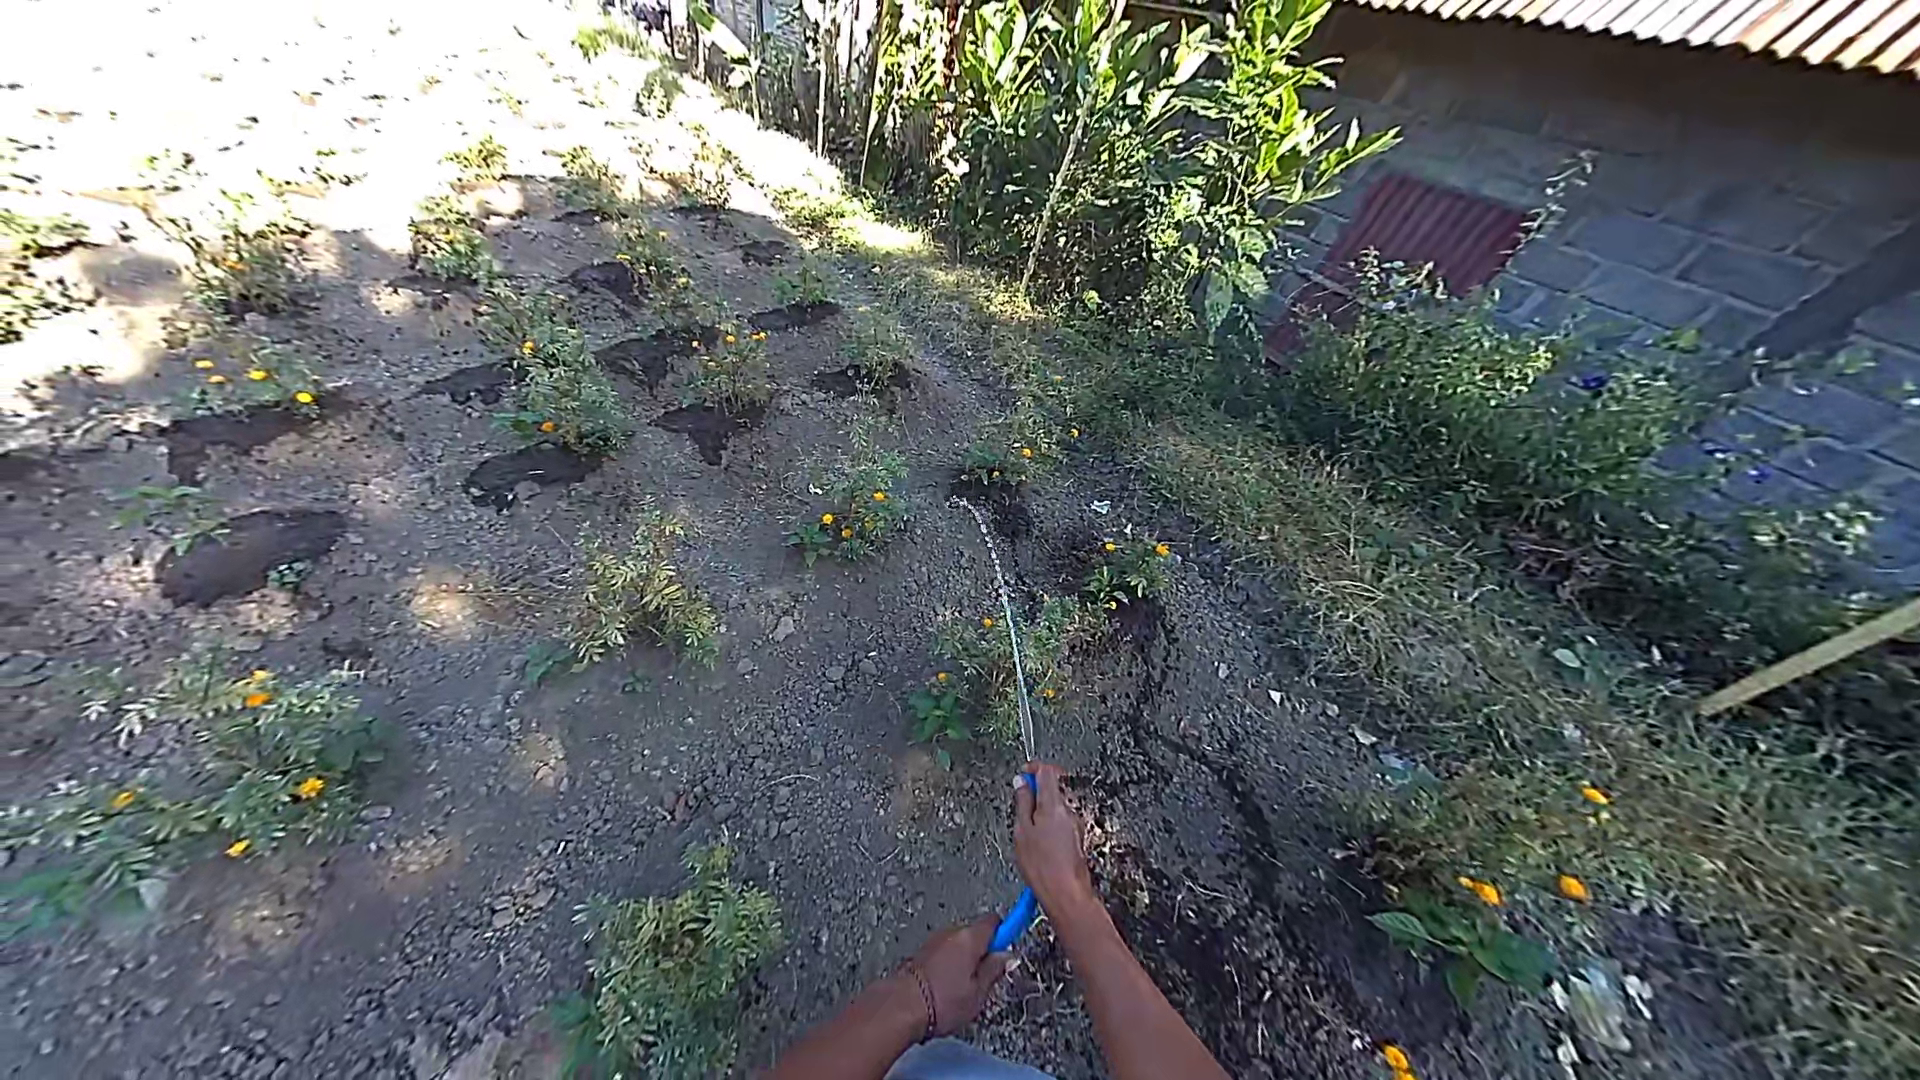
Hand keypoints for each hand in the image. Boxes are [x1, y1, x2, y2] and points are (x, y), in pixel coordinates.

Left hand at [906, 917, 1012, 1036]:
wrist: (904, 1005)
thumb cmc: (942, 1000)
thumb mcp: (978, 992)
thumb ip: (994, 970)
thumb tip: (1008, 956)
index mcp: (970, 937)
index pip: (994, 921)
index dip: (1004, 933)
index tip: (1007, 946)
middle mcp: (953, 931)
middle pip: (976, 933)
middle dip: (983, 951)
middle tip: (984, 979)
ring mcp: (936, 939)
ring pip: (960, 943)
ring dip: (965, 958)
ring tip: (962, 988)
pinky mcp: (924, 950)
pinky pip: (946, 950)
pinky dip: (950, 962)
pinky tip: (946, 986)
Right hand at [1012, 762, 1097, 917]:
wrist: (1066, 894)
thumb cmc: (1043, 866)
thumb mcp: (1022, 831)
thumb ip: (1022, 802)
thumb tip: (1021, 783)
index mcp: (1053, 804)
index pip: (1047, 770)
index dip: (1033, 768)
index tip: (1023, 773)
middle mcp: (1068, 811)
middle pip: (1052, 787)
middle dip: (1036, 792)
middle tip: (1021, 805)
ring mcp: (1074, 824)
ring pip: (1056, 805)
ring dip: (1041, 810)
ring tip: (1029, 831)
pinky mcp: (1076, 837)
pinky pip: (1060, 821)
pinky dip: (1048, 824)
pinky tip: (1040, 843)